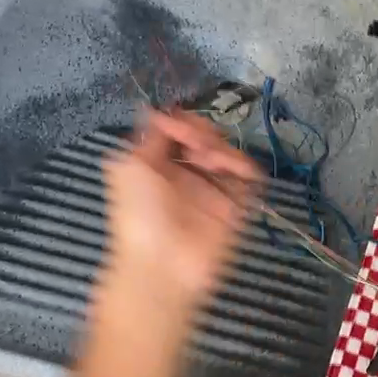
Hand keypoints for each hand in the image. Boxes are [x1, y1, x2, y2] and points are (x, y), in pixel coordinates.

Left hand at [100, 111, 259, 324]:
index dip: (183, 121)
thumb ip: (150, 135)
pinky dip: (246, 167)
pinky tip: (236, 169)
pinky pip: (248, 178)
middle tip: (198, 144)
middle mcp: (185, 174)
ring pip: (228, 154)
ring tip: (213, 161)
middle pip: (206, 138)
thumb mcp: (129, 166)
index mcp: (157, 164)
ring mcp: (211, 190)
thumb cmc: (138, 214)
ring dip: (223, 149)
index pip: (178, 130)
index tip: (182, 124)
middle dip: (204, 133)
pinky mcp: (235, 206)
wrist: (161, 265)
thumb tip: (163, 111)